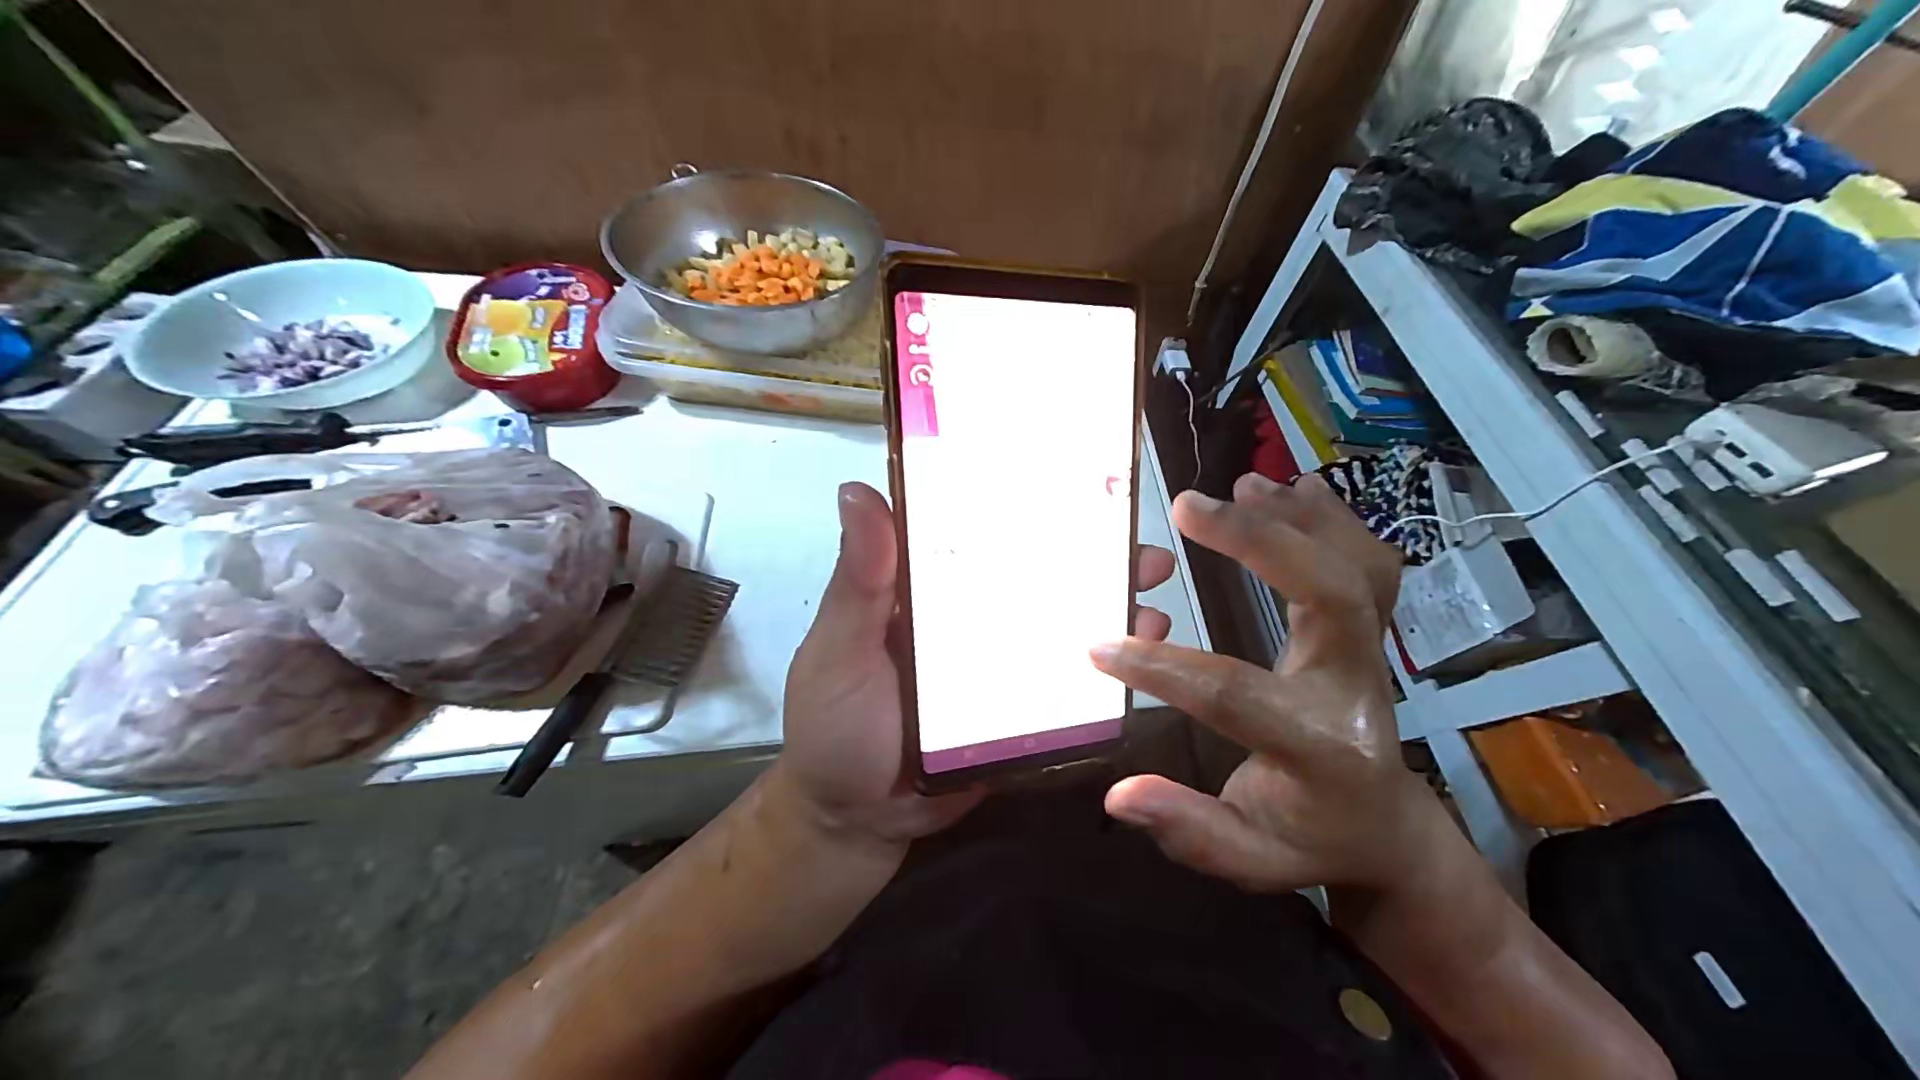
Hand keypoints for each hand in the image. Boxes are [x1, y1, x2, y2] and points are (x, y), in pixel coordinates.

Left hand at [775, 481, 1176, 852]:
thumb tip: (857, 489)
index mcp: (925, 591)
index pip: (977, 534)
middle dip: (1086, 557)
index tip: (1075, 484)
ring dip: (1103, 608)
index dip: (1022, 507)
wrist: (856, 822)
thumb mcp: (841, 648)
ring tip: (1149, 598)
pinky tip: (1138, 660)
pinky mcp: (1016, 712)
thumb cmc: (835, 727)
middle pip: (1032, 577)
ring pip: (1057, 626)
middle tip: (1137, 546)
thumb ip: (858, 579)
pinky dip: (1101, 670)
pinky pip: (1064, 684)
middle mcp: (966, 619)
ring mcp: (995, 665)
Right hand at [1092, 472, 1434, 893]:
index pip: (1233, 694)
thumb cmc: (1308, 837)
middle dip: (1260, 541)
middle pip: (1332, 594)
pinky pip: (1368, 564)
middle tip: (1187, 505)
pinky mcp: (1369, 633)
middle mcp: (1354, 688)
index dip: (1161, 670)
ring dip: (1299, 516)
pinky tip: (1293, 490)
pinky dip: (1332, 519)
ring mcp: (1370, 654)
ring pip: (1358, 567)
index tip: (1099, 647)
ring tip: (1242, 483)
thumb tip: (1122, 795)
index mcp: (1319, 745)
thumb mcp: (1247, 854)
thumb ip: (1189, 829)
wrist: (1383, 824)